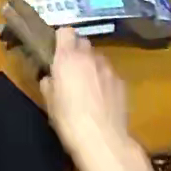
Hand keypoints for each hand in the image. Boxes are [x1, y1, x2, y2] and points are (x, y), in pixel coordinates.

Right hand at [40, 28, 132, 157]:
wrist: (102, 139)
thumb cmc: (68, 119)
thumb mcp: (49, 101)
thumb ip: (49, 82)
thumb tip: (52, 78)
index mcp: (67, 57)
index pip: (65, 31)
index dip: (61, 39)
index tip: (57, 51)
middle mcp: (89, 57)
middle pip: (83, 42)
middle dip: (77, 51)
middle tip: (71, 69)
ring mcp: (108, 68)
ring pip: (98, 58)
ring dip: (91, 65)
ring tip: (88, 86)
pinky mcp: (121, 82)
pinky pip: (109, 73)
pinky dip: (104, 80)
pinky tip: (102, 98)